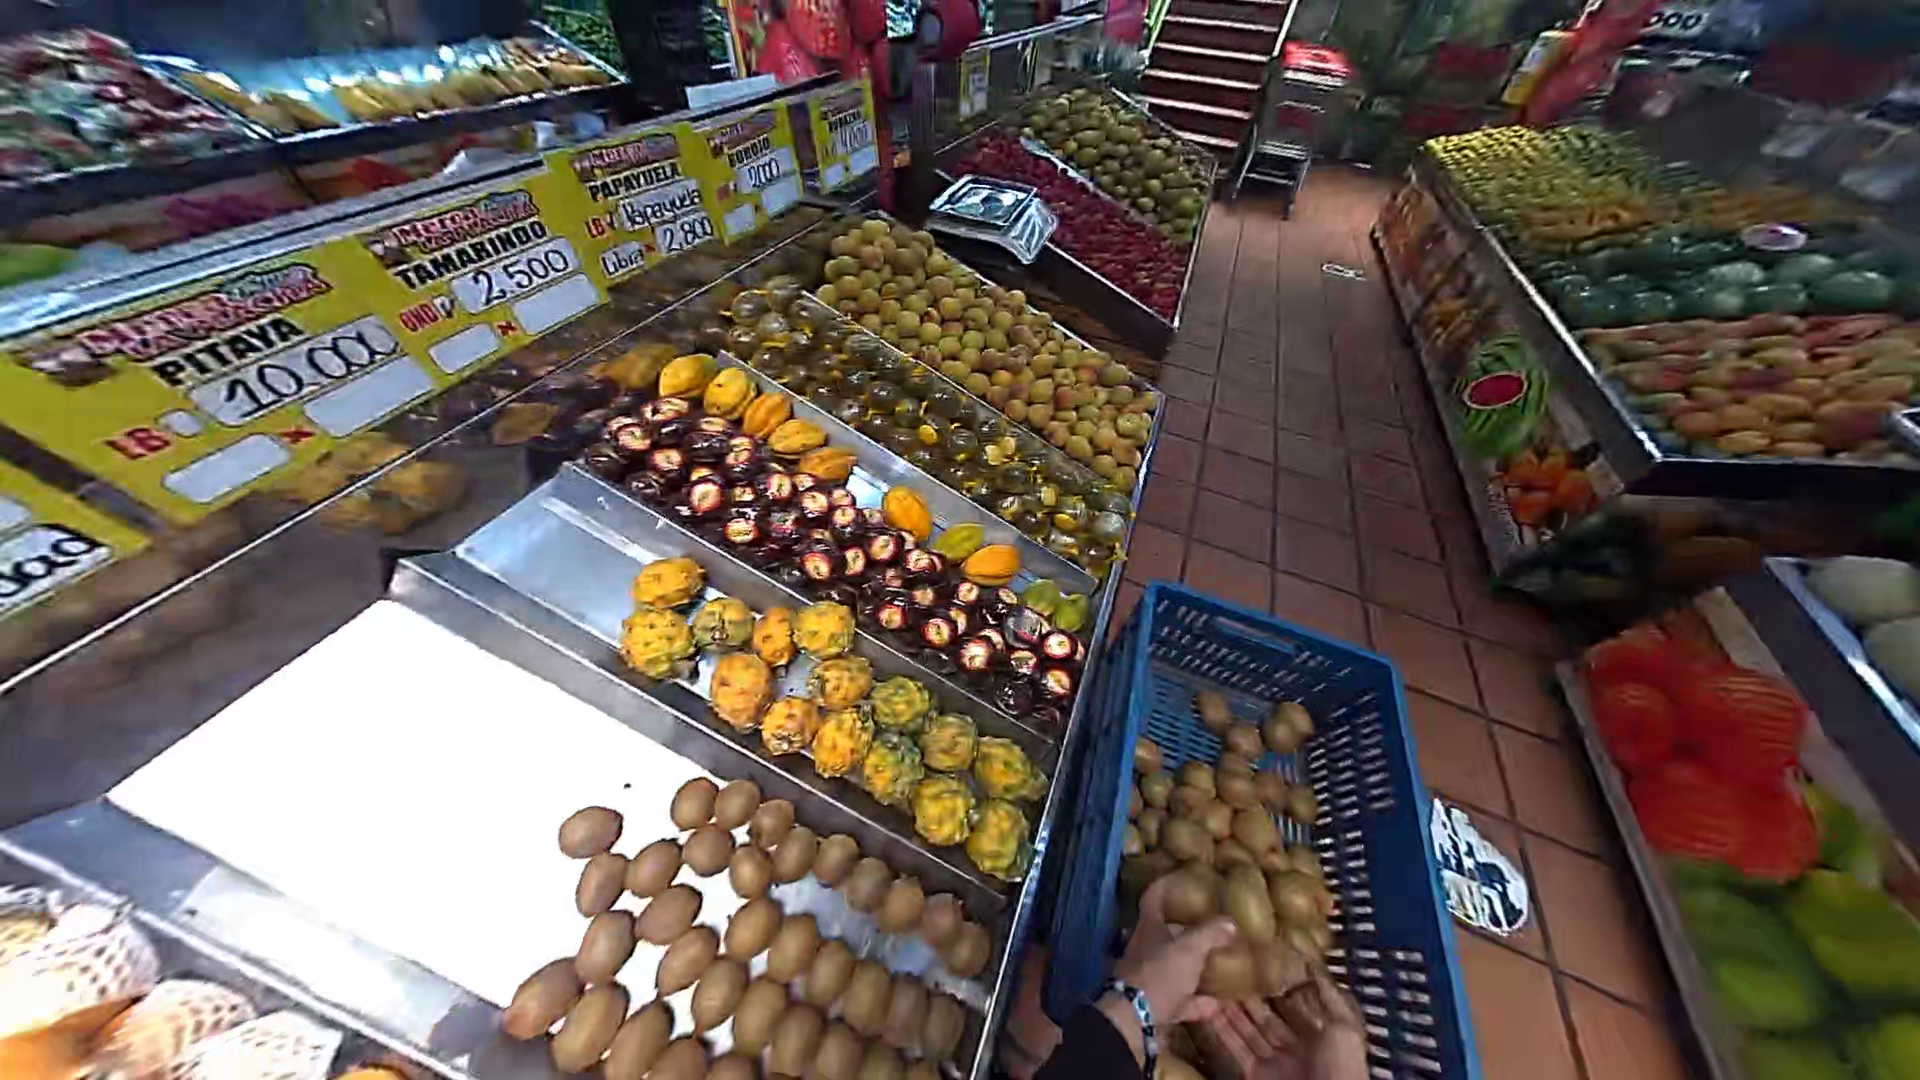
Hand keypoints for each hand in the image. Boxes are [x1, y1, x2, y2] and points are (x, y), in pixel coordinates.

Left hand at [1111, 874, 1238, 1025]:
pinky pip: (1179, 998)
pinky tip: (1215, 1004)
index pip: (1153, 896)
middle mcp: (1145, 945)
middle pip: (1164, 931)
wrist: (1136, 1016)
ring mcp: (1148, 974)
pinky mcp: (1154, 1002)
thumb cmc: (1160, 972)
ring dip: (1191, 966)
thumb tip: (1229, 920)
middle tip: (1207, 926)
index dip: (1164, 885)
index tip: (1177, 877)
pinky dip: (1196, 1001)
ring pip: (1172, 965)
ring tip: (1214, 963)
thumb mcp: (1189, 949)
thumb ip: (1208, 934)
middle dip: (1183, 929)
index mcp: (1149, 925)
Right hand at [1192, 965, 1367, 1079]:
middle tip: (1220, 963)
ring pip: (1245, 1029)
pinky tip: (1206, 1007)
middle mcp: (1293, 1052)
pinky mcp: (1254, 1077)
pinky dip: (1220, 1029)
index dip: (1269, 983)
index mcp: (1317, 1040)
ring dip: (1227, 1006)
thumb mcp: (1345, 1033)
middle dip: (1243, 992)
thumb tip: (1314, 964)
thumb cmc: (1340, 1072)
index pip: (1288, 1005)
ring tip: (1207, 978)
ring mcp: (1273, 1066)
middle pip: (1263, 1016)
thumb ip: (1330, 1000)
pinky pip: (1234, 1049)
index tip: (1249, 956)